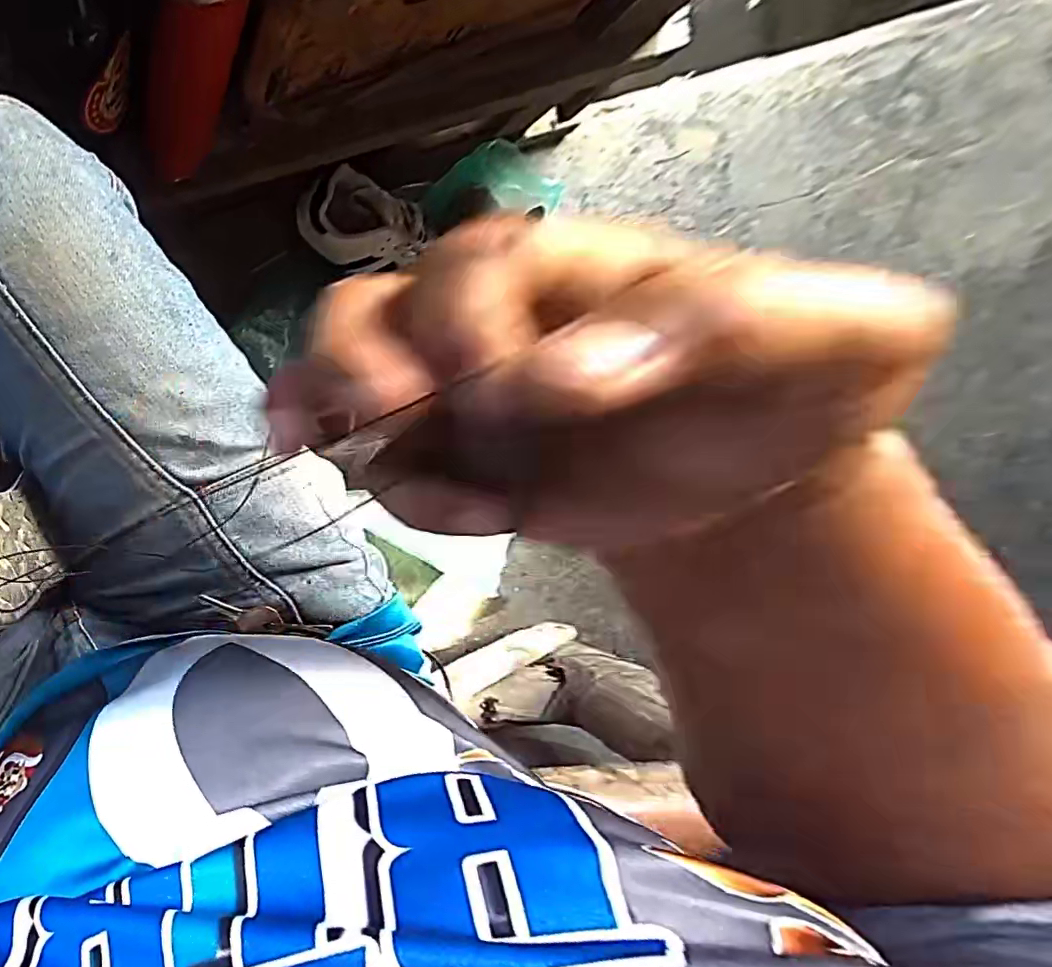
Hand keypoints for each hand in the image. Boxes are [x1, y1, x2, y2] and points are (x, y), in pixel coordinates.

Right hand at [268, 216, 955, 551]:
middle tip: (382, 414)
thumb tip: (560, 378)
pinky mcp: (418, 451)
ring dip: (328, 424)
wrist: (730, 476)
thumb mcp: (825, 337)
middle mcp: (467, 318)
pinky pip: (355, 459)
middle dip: (349, 363)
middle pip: (357, 308)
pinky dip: (374, 487)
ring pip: (325, 378)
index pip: (469, 267)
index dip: (463, 326)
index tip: (503, 399)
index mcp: (555, 265)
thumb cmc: (772, 391)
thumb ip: (717, 325)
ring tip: (373, 474)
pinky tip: (455, 516)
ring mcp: (429, 386)